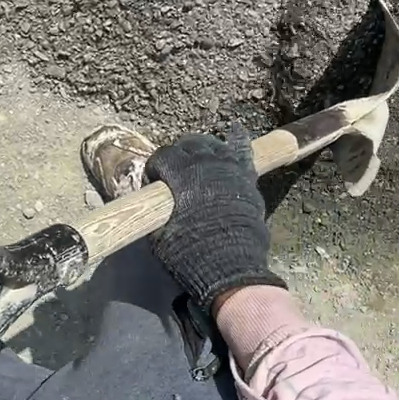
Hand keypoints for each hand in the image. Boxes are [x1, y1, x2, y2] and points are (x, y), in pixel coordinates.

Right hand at [145, 124, 285, 308]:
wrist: (230, 269)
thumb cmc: (189, 254)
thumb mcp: (158, 235)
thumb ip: (153, 211)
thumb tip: (151, 201)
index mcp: (182, 176)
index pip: (163, 156)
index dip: (155, 168)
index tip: (153, 181)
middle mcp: (207, 165)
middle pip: (188, 145)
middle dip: (177, 155)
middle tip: (173, 173)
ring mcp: (231, 170)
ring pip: (213, 145)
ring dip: (201, 150)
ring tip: (196, 161)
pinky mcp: (247, 179)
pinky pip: (243, 151)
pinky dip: (237, 140)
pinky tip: (234, 130)